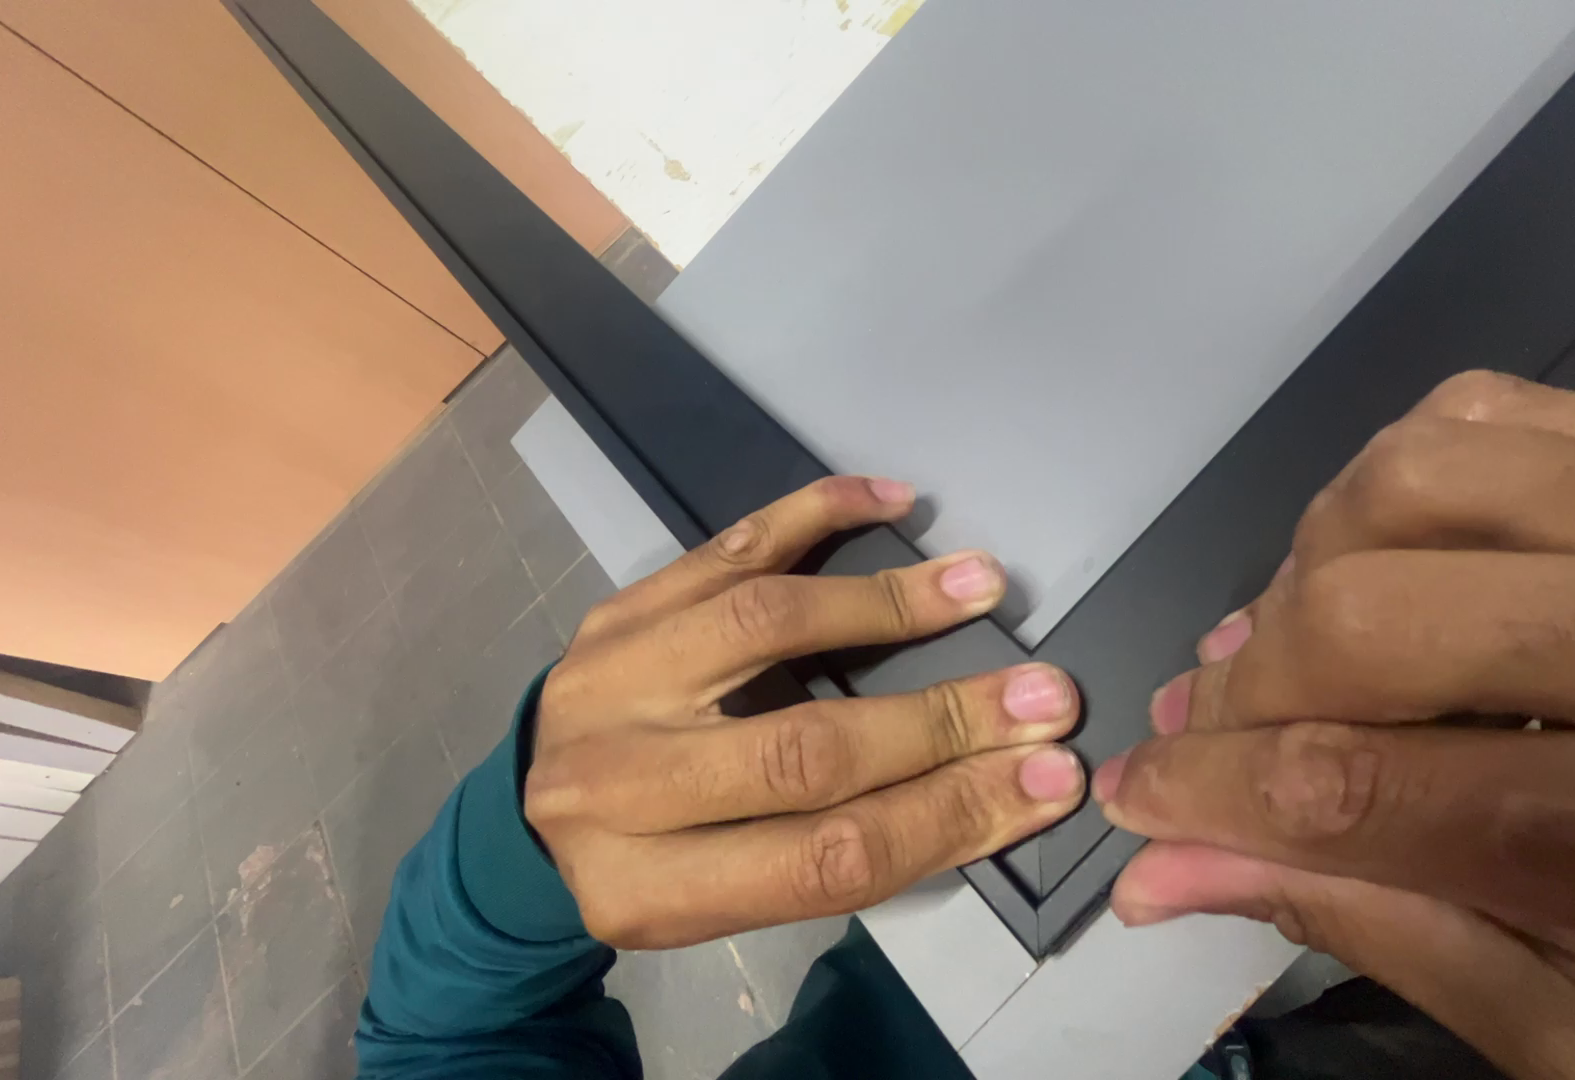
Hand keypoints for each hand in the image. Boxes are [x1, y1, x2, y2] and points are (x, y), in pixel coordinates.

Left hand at [527, 476, 1084, 949]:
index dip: (952, 818)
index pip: (831, 859)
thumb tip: (983, 789)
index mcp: (654, 887)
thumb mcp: (722, 899)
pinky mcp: (625, 605)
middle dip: (944, 721)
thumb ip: (835, 852)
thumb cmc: (647, 861)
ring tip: (980, 583)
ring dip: (886, 602)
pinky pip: (728, 545)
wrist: (528, 809)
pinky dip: (814, 512)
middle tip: (1043, 693)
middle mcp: (622, 782)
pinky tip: (889, 500)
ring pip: (765, 624)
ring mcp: (616, 673)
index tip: (1047, 780)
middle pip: (806, 750)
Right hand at [1094, 372, 1574, 1078]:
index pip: (1379, 790)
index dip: (1215, 793)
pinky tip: (1374, 563)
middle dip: (1249, 693)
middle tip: (1214, 743)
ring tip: (1299, 655)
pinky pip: (1481, 419)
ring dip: (1303, 574)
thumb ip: (1379, 932)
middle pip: (1377, 616)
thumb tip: (1166, 866)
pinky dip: (1376, 488)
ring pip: (1408, 481)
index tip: (1135, 799)